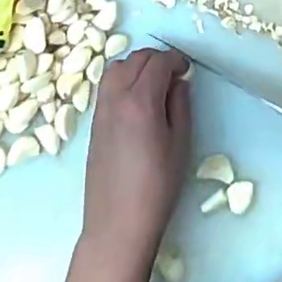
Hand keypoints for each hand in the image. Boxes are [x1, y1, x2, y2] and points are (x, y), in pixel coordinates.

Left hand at [80, 47, 190, 259]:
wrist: (117, 223)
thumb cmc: (156, 188)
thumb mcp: (180, 145)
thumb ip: (180, 106)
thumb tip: (178, 81)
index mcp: (141, 100)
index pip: (158, 62)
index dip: (175, 60)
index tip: (187, 69)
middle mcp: (117, 95)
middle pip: (136, 59)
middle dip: (157, 59)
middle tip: (174, 74)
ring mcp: (101, 106)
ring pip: (117, 66)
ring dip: (136, 65)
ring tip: (153, 82)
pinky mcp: (94, 119)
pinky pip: (107, 83)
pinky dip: (122, 77)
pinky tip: (135, 97)